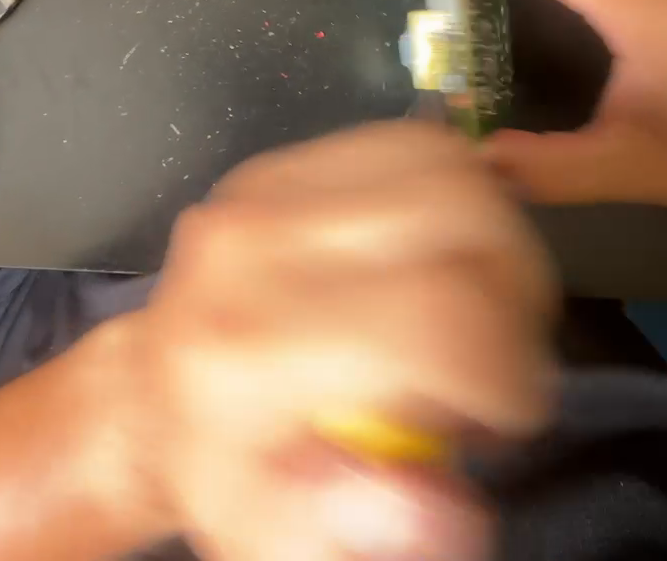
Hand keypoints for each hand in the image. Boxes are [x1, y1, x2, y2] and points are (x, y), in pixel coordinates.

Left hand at [108, 121, 555, 560]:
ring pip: (438, 158)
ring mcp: (263, 188)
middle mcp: (252, 244)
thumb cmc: (220, 459)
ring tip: (473, 295)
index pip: (430, 316)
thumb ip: (357, 527)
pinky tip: (436, 252)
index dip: (506, 369)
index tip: (504, 409)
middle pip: (453, 208)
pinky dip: (449, 194)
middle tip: (501, 345)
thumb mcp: (273, 535)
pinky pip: (404, 145)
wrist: (151, 380)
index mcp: (246, 348)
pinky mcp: (278, 162)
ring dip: (489, 229)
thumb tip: (440, 502)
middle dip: (515, 283)